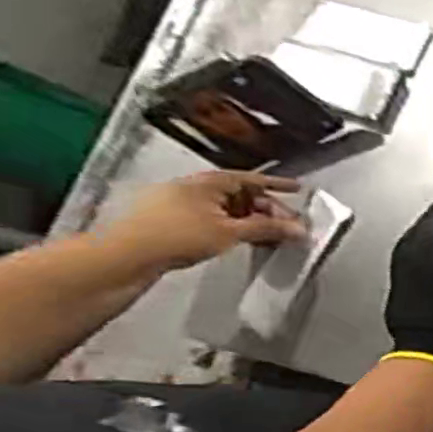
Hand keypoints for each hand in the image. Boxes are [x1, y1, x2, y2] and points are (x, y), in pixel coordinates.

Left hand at [99, 171, 305, 269]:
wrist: (132, 252)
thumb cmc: (181, 235)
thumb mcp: (230, 232)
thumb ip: (267, 229)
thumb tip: (300, 230)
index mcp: (207, 183)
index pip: (249, 179)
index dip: (275, 184)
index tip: (298, 189)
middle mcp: (195, 188)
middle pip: (241, 194)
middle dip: (268, 209)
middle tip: (290, 226)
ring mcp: (184, 203)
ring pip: (229, 208)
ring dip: (254, 220)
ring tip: (273, 236)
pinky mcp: (178, 219)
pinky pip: (217, 218)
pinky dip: (238, 226)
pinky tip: (248, 239)